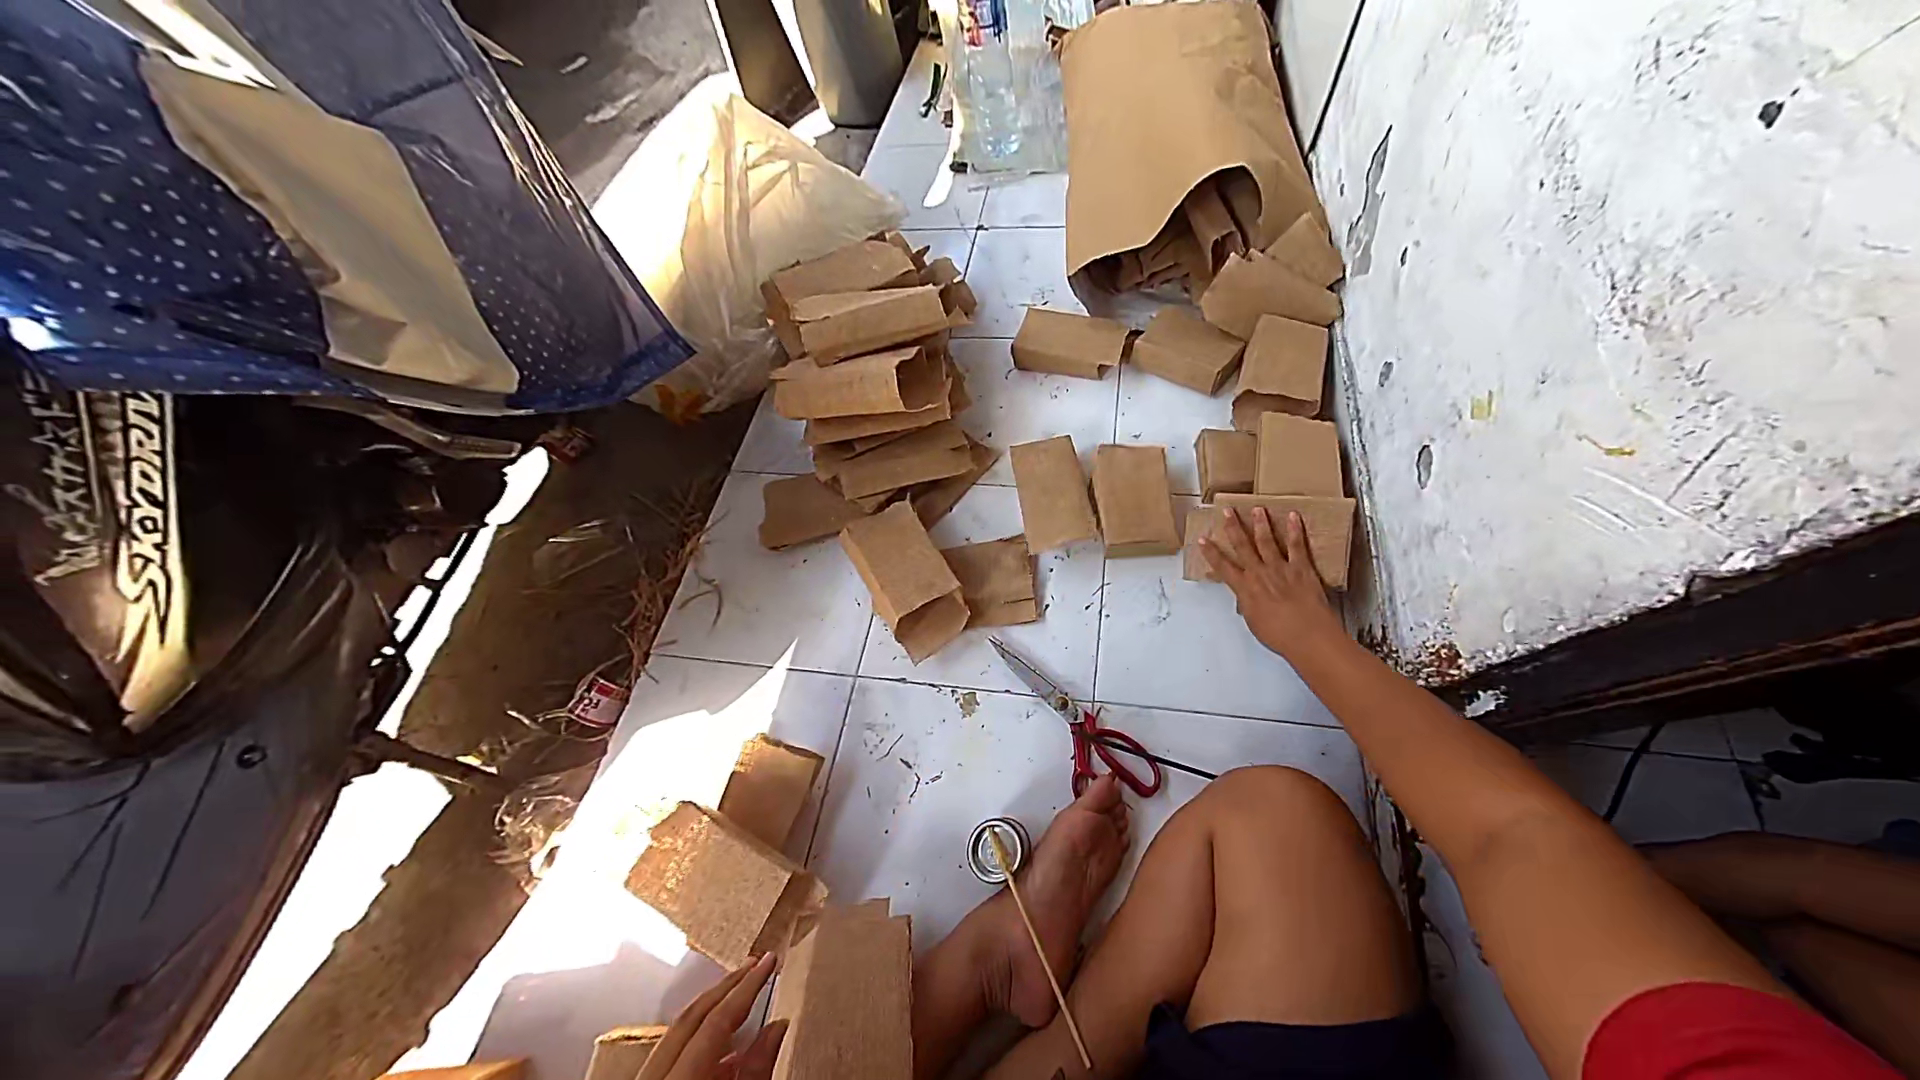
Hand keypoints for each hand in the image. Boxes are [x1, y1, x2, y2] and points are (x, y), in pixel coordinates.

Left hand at [638, 953, 787, 1079]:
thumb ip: (754, 1072)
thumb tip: (777, 1027)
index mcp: (677, 1079)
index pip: (716, 1020)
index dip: (747, 987)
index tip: (770, 959)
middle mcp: (653, 1075)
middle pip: (691, 1016)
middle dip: (727, 986)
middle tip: (756, 962)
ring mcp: (645, 1079)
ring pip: (678, 1030)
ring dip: (713, 1008)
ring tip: (743, 988)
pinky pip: (671, 1051)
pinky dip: (699, 1037)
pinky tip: (723, 1040)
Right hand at [1198, 507, 1343, 658]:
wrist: (1307, 636)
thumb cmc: (1279, 635)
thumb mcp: (1253, 621)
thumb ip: (1248, 604)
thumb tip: (1246, 597)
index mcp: (1244, 588)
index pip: (1222, 566)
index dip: (1211, 552)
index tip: (1203, 539)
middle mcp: (1259, 573)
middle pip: (1242, 546)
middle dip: (1233, 527)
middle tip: (1227, 511)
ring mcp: (1280, 569)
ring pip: (1267, 541)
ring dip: (1260, 523)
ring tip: (1257, 508)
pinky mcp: (1302, 568)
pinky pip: (1297, 546)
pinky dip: (1294, 530)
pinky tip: (1292, 517)